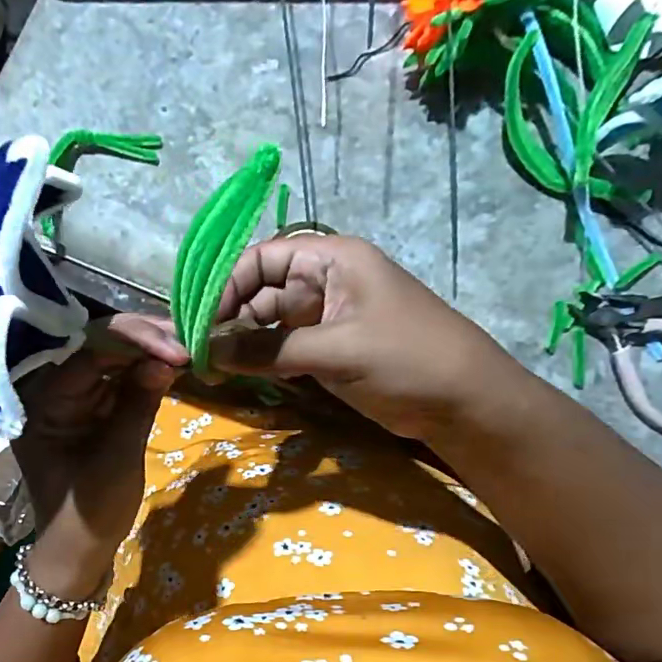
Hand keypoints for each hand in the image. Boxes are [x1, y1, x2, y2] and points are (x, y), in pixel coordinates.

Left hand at [12, 313, 183, 597]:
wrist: (77, 551)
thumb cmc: (88, 511)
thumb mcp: (117, 457)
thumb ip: (138, 404)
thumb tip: (167, 360)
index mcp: (43, 400)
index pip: (88, 350)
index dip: (134, 340)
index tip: (177, 346)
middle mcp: (52, 391)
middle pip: (98, 347)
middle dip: (144, 340)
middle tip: (189, 337)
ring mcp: (72, 400)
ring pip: (111, 360)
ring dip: (148, 352)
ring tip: (187, 345)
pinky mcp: (91, 411)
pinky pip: (118, 381)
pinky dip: (145, 373)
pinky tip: (171, 364)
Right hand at [211, 235, 527, 441]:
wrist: (462, 401)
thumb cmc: (406, 359)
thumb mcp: (336, 350)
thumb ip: (270, 349)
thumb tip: (210, 353)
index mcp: (331, 259)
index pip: (261, 259)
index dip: (225, 286)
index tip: (199, 323)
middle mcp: (324, 281)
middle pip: (260, 291)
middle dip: (228, 318)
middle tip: (199, 355)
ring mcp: (326, 318)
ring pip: (268, 322)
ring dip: (241, 343)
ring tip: (212, 370)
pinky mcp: (329, 350)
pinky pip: (283, 348)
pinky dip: (261, 359)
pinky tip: (238, 375)